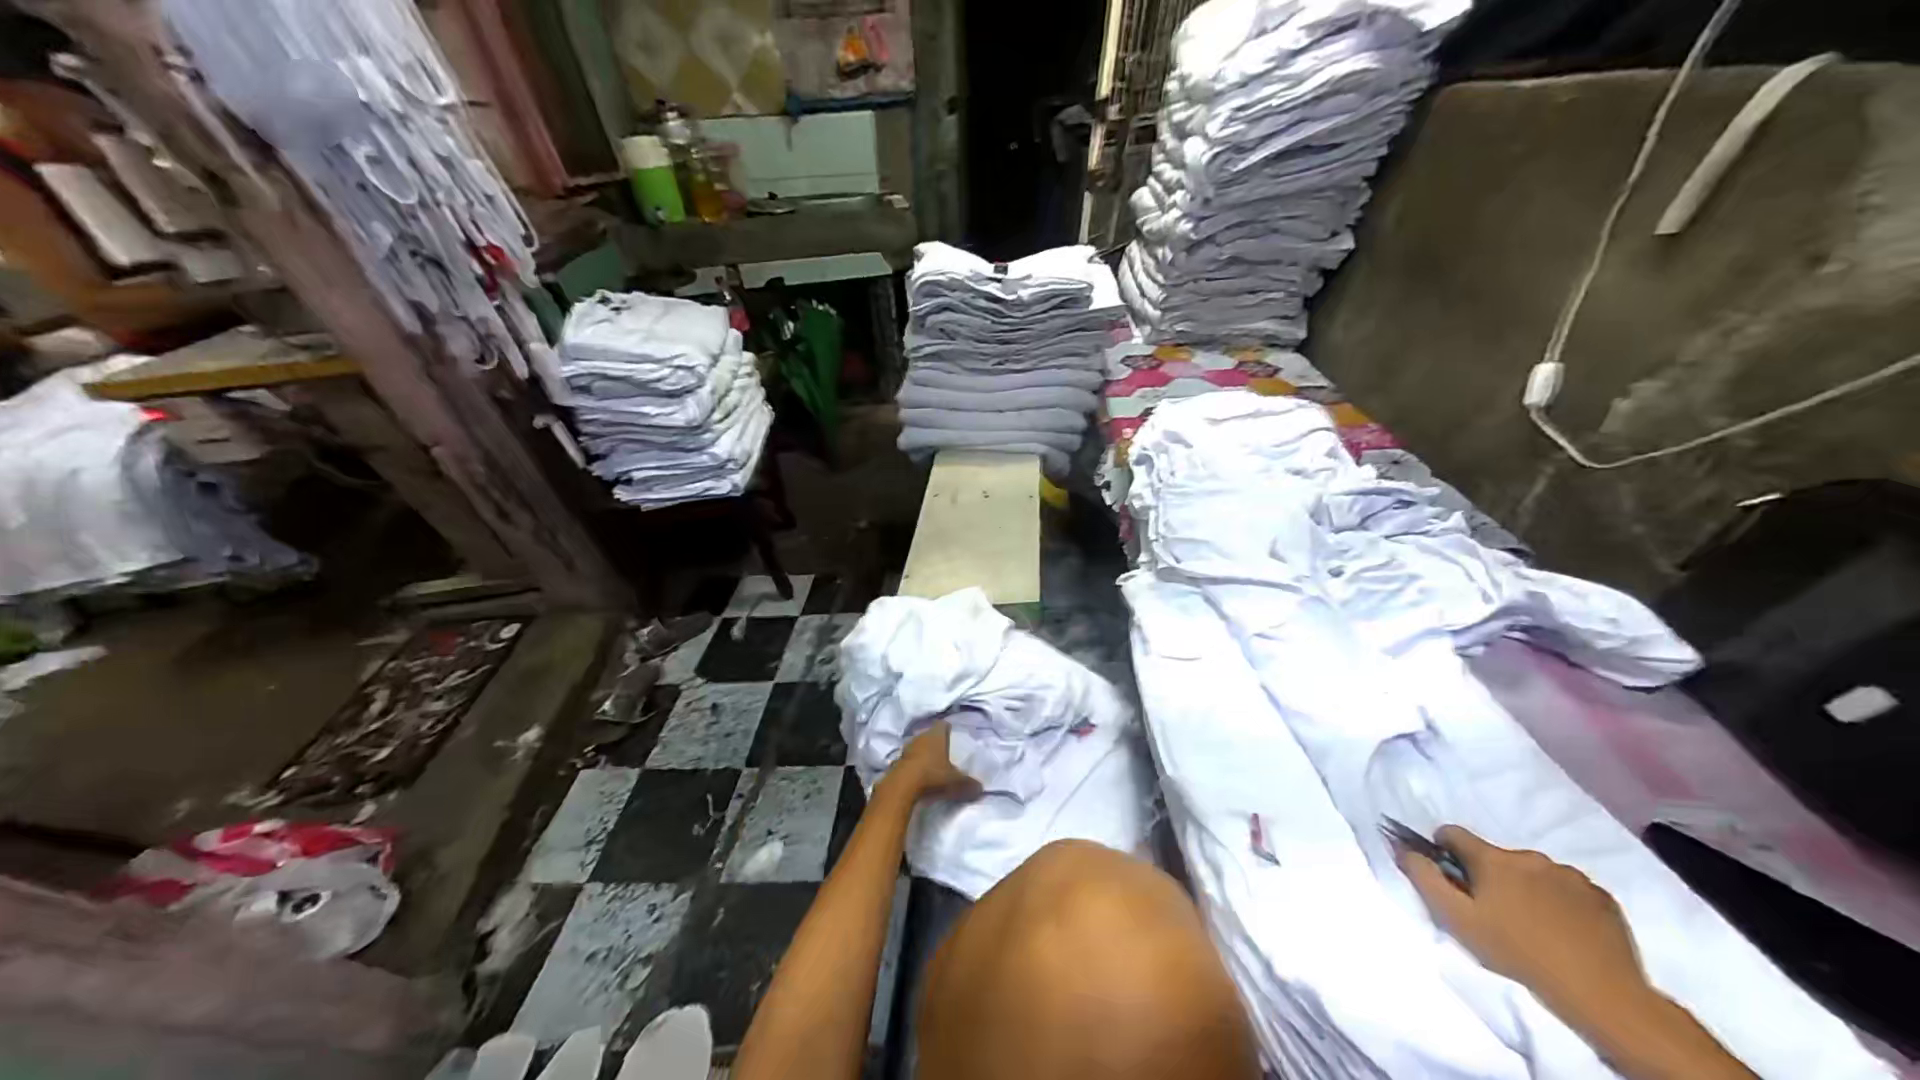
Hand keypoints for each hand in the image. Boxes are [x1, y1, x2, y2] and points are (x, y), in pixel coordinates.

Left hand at [890, 720, 982, 802]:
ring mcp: (906, 749)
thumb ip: (969, 783)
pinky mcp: (896, 763)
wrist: (901, 788)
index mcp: (935, 736)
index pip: (942, 725)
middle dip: (935, 742)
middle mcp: (920, 738)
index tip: (952, 733)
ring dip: (922, 753)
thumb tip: (980, 788)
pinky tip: (918, 774)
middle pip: (928, 735)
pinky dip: (913, 764)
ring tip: (931, 763)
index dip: (947, 728)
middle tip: (944, 750)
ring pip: (917, 747)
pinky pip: (908, 760)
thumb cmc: (932, 776)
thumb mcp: (956, 782)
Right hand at [1398, 826, 1647, 1014]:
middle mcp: (1530, 857)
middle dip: (1489, 878)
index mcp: (1492, 859)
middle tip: (1494, 914)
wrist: (1600, 993)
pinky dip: (1560, 904)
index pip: (1452, 833)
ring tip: (1533, 927)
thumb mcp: (1457, 920)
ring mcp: (1570, 875)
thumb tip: (1404, 848)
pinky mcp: (1602, 897)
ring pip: (1533, 873)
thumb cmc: (1517, 952)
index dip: (1443, 851)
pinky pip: (1569, 890)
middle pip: (1495, 857)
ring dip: (1526, 890)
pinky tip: (1565, 933)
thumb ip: (1424, 878)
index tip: (1451, 879)